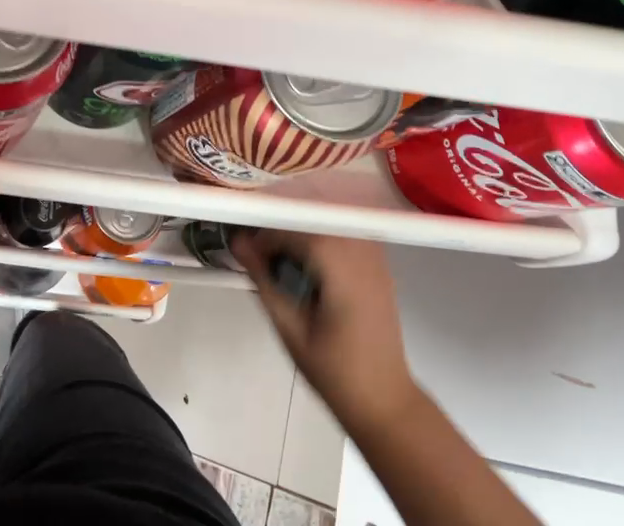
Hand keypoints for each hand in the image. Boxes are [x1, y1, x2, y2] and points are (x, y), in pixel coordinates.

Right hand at [233, 230, 420, 428]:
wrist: (384, 401)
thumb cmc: (334, 372)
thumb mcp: (290, 328)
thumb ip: (265, 281)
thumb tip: (239, 244)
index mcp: (343, 273)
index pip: (301, 232)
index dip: (269, 235)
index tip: (248, 251)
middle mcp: (365, 258)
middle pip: (318, 222)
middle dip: (286, 231)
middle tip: (262, 256)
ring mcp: (378, 262)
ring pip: (333, 225)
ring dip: (305, 234)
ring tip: (284, 260)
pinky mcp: (380, 270)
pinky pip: (348, 238)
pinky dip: (324, 242)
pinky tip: (310, 266)